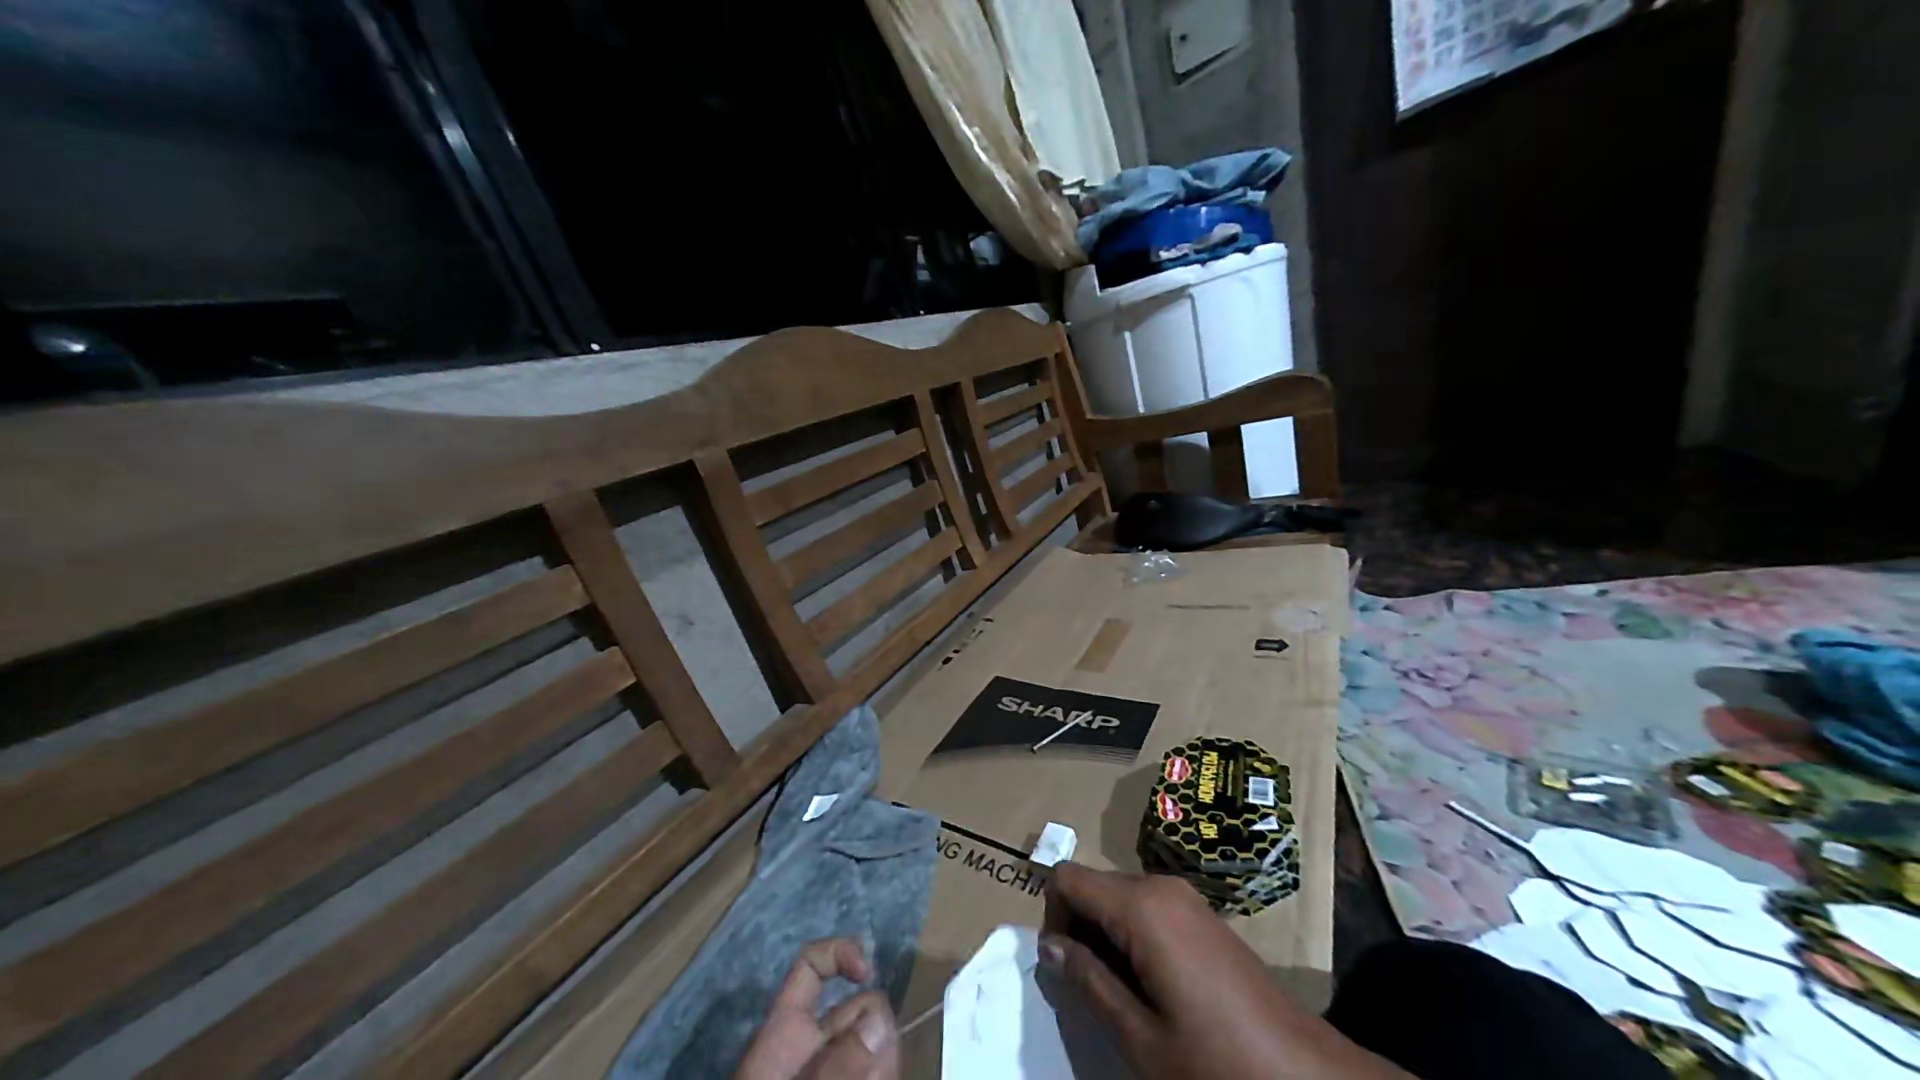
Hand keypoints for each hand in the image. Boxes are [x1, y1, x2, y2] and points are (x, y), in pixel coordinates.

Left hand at [734, 938, 899, 1079]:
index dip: (838, 953)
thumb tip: (879, 1021)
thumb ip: (835, 1069)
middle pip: (864, 1007)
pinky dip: (883, 1077)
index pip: (811, 968)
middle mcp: (815, 1047)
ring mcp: (840, 1072)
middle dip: (879, 1038)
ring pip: (881, 1047)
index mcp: (786, 1034)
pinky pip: (882, 1071)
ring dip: (884, 1070)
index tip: (865, 972)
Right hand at [1041, 863, 1410, 1079]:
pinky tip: (1150, 988)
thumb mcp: (1140, 1035)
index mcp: (1141, 905)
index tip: (1063, 968)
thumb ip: (1088, 981)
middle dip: (1078, 928)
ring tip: (1120, 994)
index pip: (1068, 879)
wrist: (1307, 1076)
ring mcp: (1187, 899)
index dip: (1052, 917)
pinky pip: (1147, 909)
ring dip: (1104, 936)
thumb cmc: (1217, 1061)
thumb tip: (1050, 946)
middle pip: (1093, 885)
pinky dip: (1132, 938)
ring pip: (1119, 897)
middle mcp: (1161, 886)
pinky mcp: (1203, 917)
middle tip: (1089, 990)